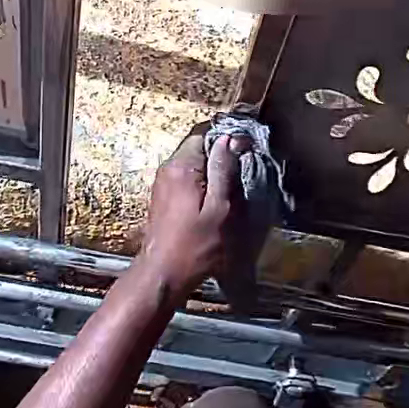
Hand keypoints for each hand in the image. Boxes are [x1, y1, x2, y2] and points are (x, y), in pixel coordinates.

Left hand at [137, 129, 249, 301]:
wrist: (162, 274)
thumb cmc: (194, 246)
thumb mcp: (219, 209)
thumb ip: (223, 171)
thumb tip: (229, 139)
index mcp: (182, 167)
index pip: (204, 133)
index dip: (227, 137)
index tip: (246, 149)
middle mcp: (168, 168)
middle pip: (198, 145)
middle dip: (220, 152)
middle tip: (242, 169)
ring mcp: (163, 181)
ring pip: (192, 160)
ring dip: (212, 167)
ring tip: (231, 185)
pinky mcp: (163, 194)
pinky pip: (186, 175)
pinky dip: (202, 180)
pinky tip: (215, 197)